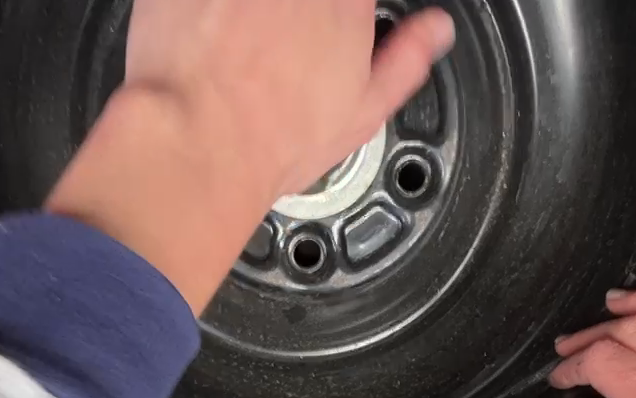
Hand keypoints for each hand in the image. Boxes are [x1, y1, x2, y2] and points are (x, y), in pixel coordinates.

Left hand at [45, 1, 454, 313]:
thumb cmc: (272, 138)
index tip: (329, 37)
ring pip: (257, 2)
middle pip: (306, 1)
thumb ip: (405, 61)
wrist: (201, 144)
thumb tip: (435, 32)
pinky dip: (206, 15)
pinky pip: (202, 0)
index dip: (342, 19)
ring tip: (242, 47)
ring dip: (251, 18)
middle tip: (279, 51)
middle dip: (291, 21)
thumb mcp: (362, 114)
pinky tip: (210, 39)